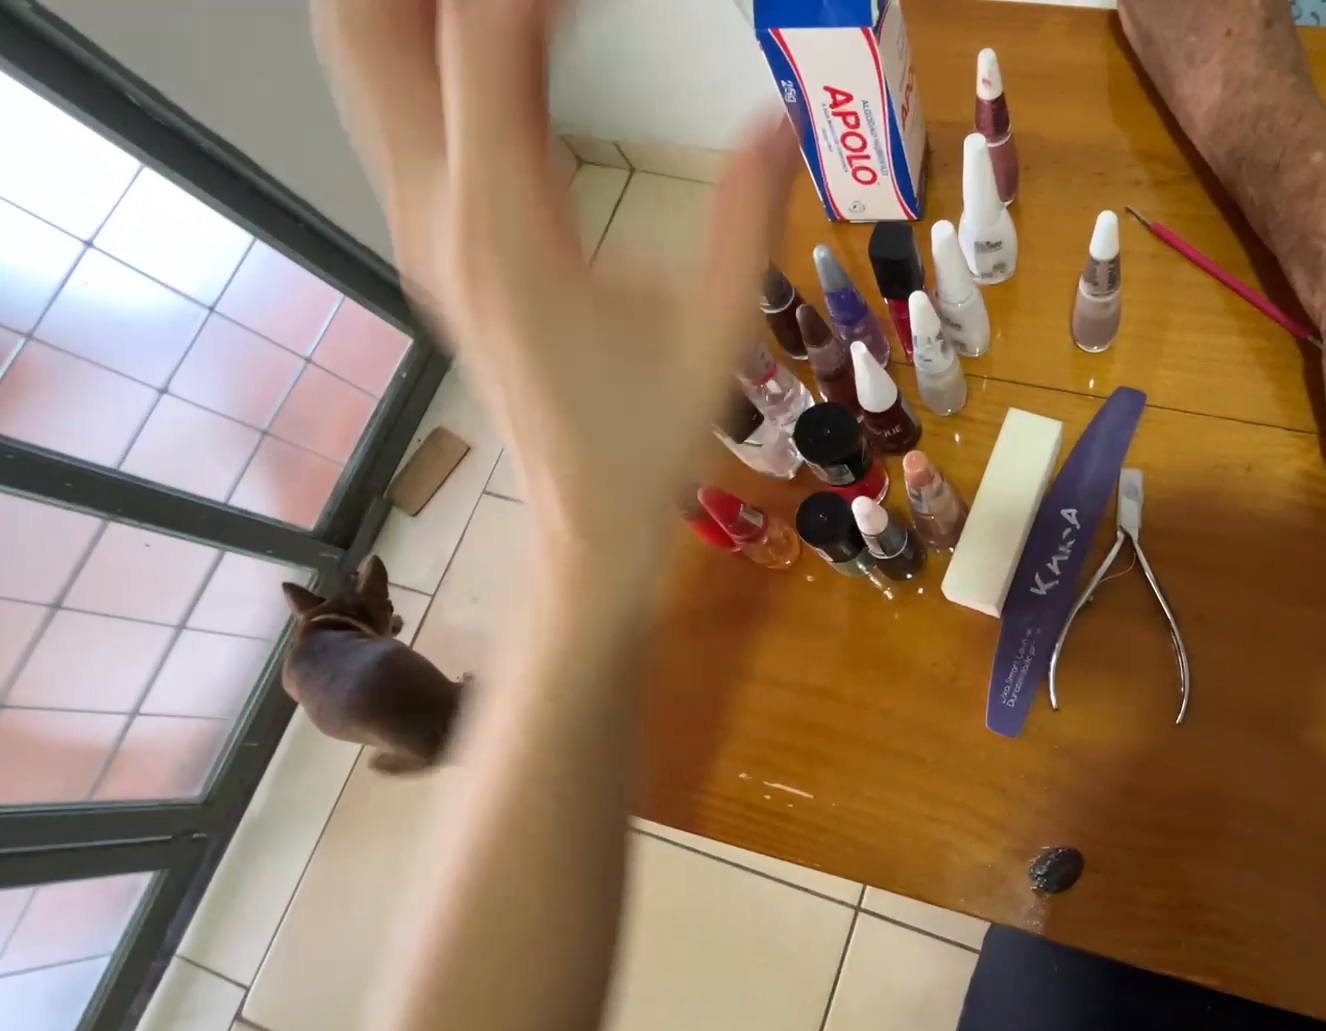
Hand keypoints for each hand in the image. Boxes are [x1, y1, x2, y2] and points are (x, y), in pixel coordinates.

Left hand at [312, 0, 793, 578]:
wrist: (588, 510)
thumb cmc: (653, 432)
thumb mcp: (718, 327)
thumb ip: (747, 218)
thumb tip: (782, 120)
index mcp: (506, 226)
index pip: (483, 43)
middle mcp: (437, 213)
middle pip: (368, 28)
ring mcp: (421, 231)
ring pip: (367, 69)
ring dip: (419, 9)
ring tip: (520, 10)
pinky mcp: (434, 251)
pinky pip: (401, 120)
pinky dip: (433, 60)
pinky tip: (505, 65)